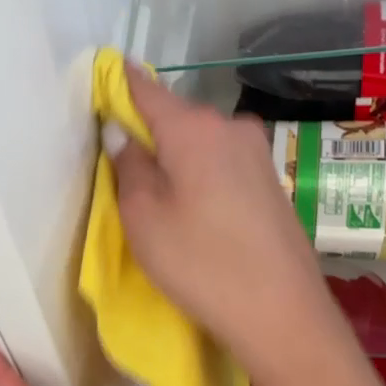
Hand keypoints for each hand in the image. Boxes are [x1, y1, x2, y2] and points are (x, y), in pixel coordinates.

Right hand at [106, 64, 323, 350]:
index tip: (104, 71)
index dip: (121, 83)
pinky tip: (195, 207)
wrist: (281, 313)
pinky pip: (221, 161)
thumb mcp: (143, 217)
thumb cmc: (200, 263)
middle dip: (148, 131)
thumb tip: (122, 133)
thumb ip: (128, 166)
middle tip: (123, 166)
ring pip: (200, 142)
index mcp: (194, 128)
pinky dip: (199, 173)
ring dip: (175, 156)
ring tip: (159, 197)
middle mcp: (230, 127)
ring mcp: (257, 153)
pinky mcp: (271, 180)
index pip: (147, 90)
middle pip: (176, 117)